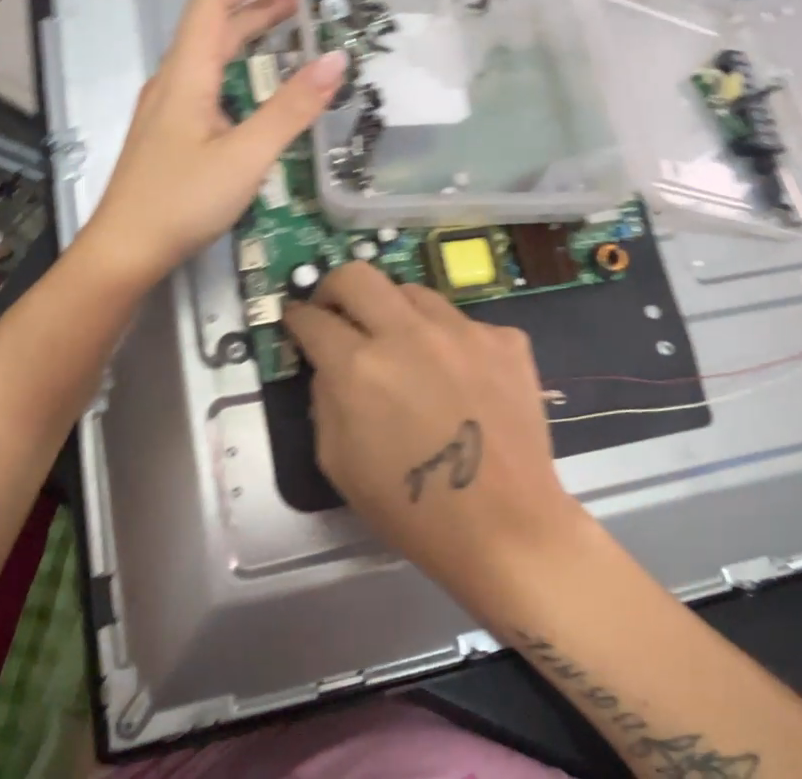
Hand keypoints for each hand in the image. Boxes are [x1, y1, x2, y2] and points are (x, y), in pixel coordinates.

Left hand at [76, 0, 346, 285]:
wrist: (124, 250)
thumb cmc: (183, 201)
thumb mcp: (246, 156)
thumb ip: (291, 109)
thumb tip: (336, 59)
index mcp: (186, 74)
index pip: (213, 1)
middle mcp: (172, 81)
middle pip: (212, 25)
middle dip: (257, 7)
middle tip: (304, 8)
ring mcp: (166, 108)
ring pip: (208, 56)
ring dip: (247, 39)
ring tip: (289, 40)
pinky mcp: (168, 133)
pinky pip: (206, 84)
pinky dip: (237, 72)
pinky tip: (256, 94)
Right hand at [284, 262, 584, 588]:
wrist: (504, 526)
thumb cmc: (411, 509)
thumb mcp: (338, 463)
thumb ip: (325, 401)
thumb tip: (330, 366)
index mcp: (358, 367)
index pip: (312, 318)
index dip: (296, 318)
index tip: (297, 321)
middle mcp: (408, 334)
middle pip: (357, 275)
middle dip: (334, 289)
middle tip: (337, 313)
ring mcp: (463, 331)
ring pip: (414, 293)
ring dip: (394, 312)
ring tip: (402, 346)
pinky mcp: (505, 340)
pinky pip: (463, 323)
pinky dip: (448, 341)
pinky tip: (457, 376)